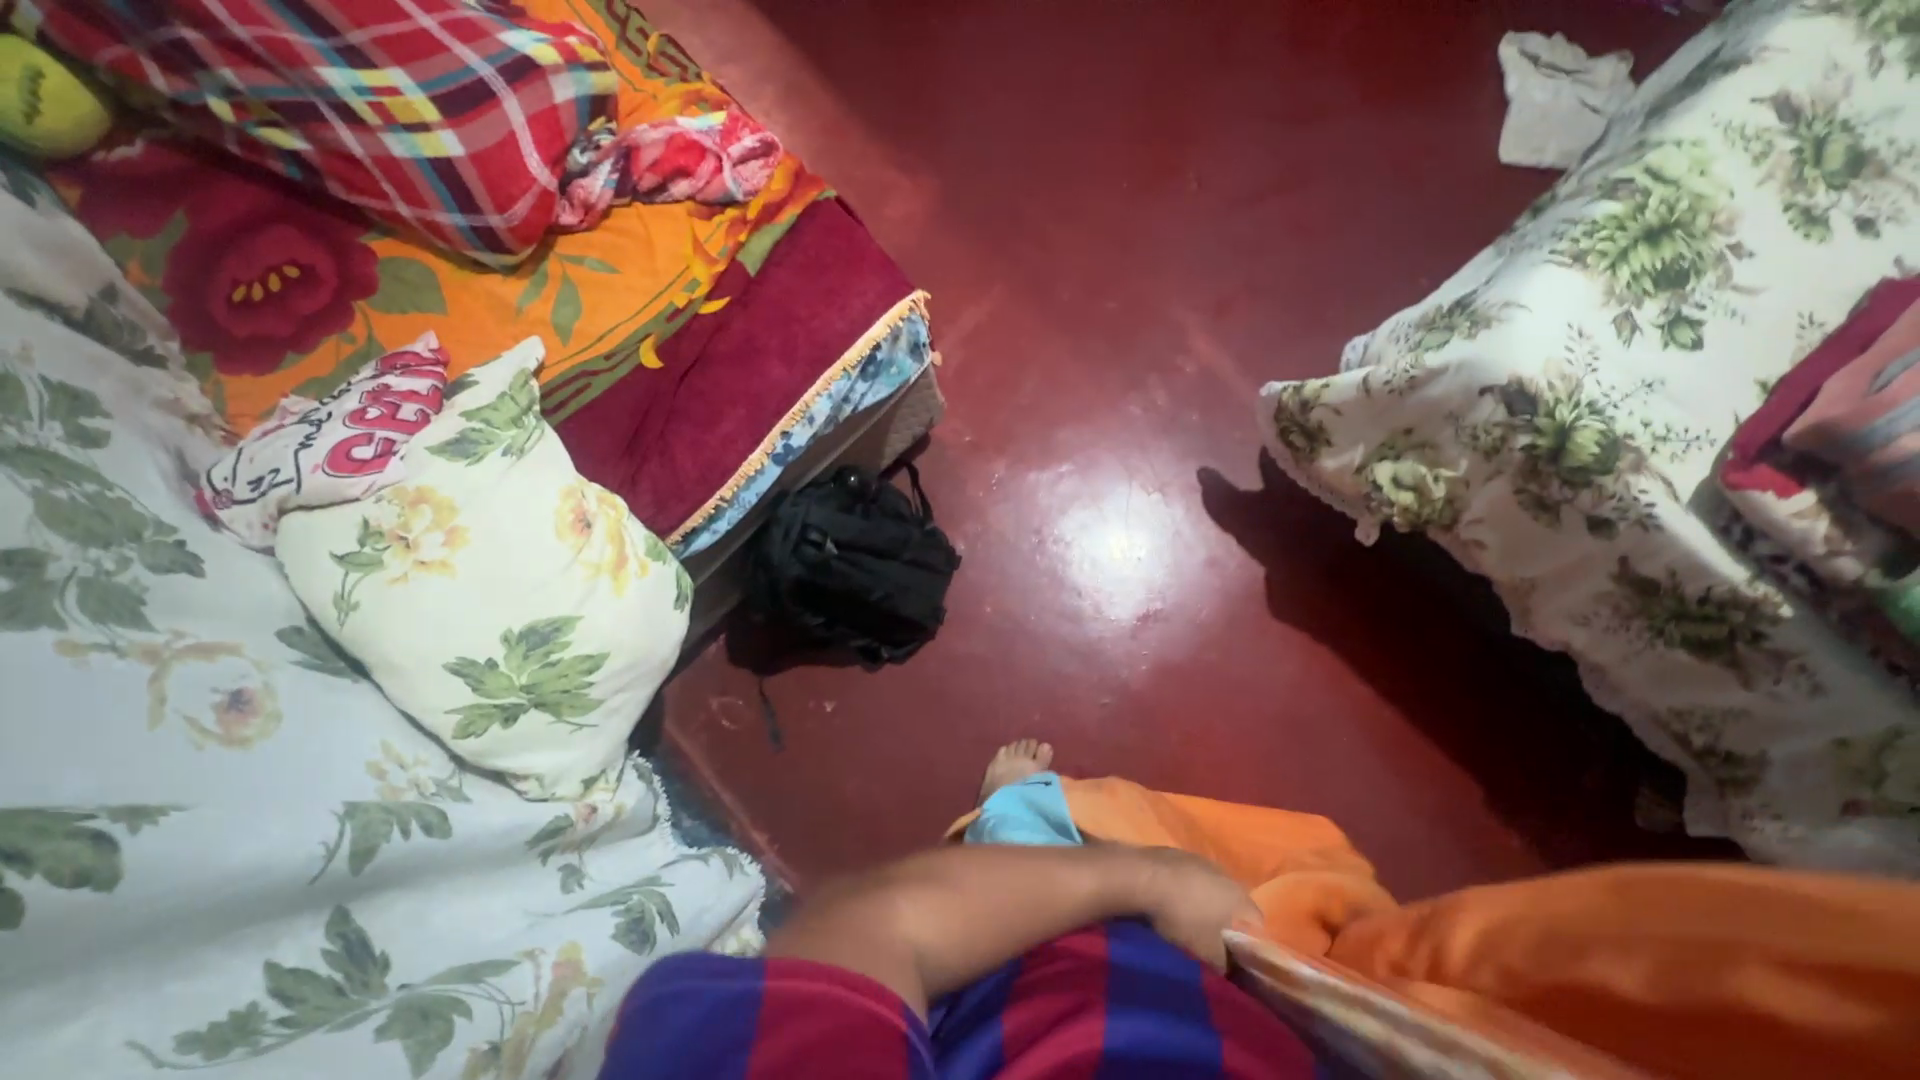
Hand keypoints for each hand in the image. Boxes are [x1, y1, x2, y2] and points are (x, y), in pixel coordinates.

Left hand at [1133, 848, 1263, 972]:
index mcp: (1239, 897)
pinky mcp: (1177, 854)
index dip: (1249, 942)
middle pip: (1233, 903)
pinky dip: (1184, 889)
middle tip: (1210, 939)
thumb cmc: (1182, 916)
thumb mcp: (1206, 951)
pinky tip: (1169, 900)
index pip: (1257, 923)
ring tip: (1186, 919)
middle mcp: (1225, 874)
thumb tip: (1229, 971)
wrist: (1142, 877)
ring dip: (1203, 902)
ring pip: (1210, 887)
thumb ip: (1225, 964)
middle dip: (1225, 921)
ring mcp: (1200, 860)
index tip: (1235, 956)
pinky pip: (1189, 877)